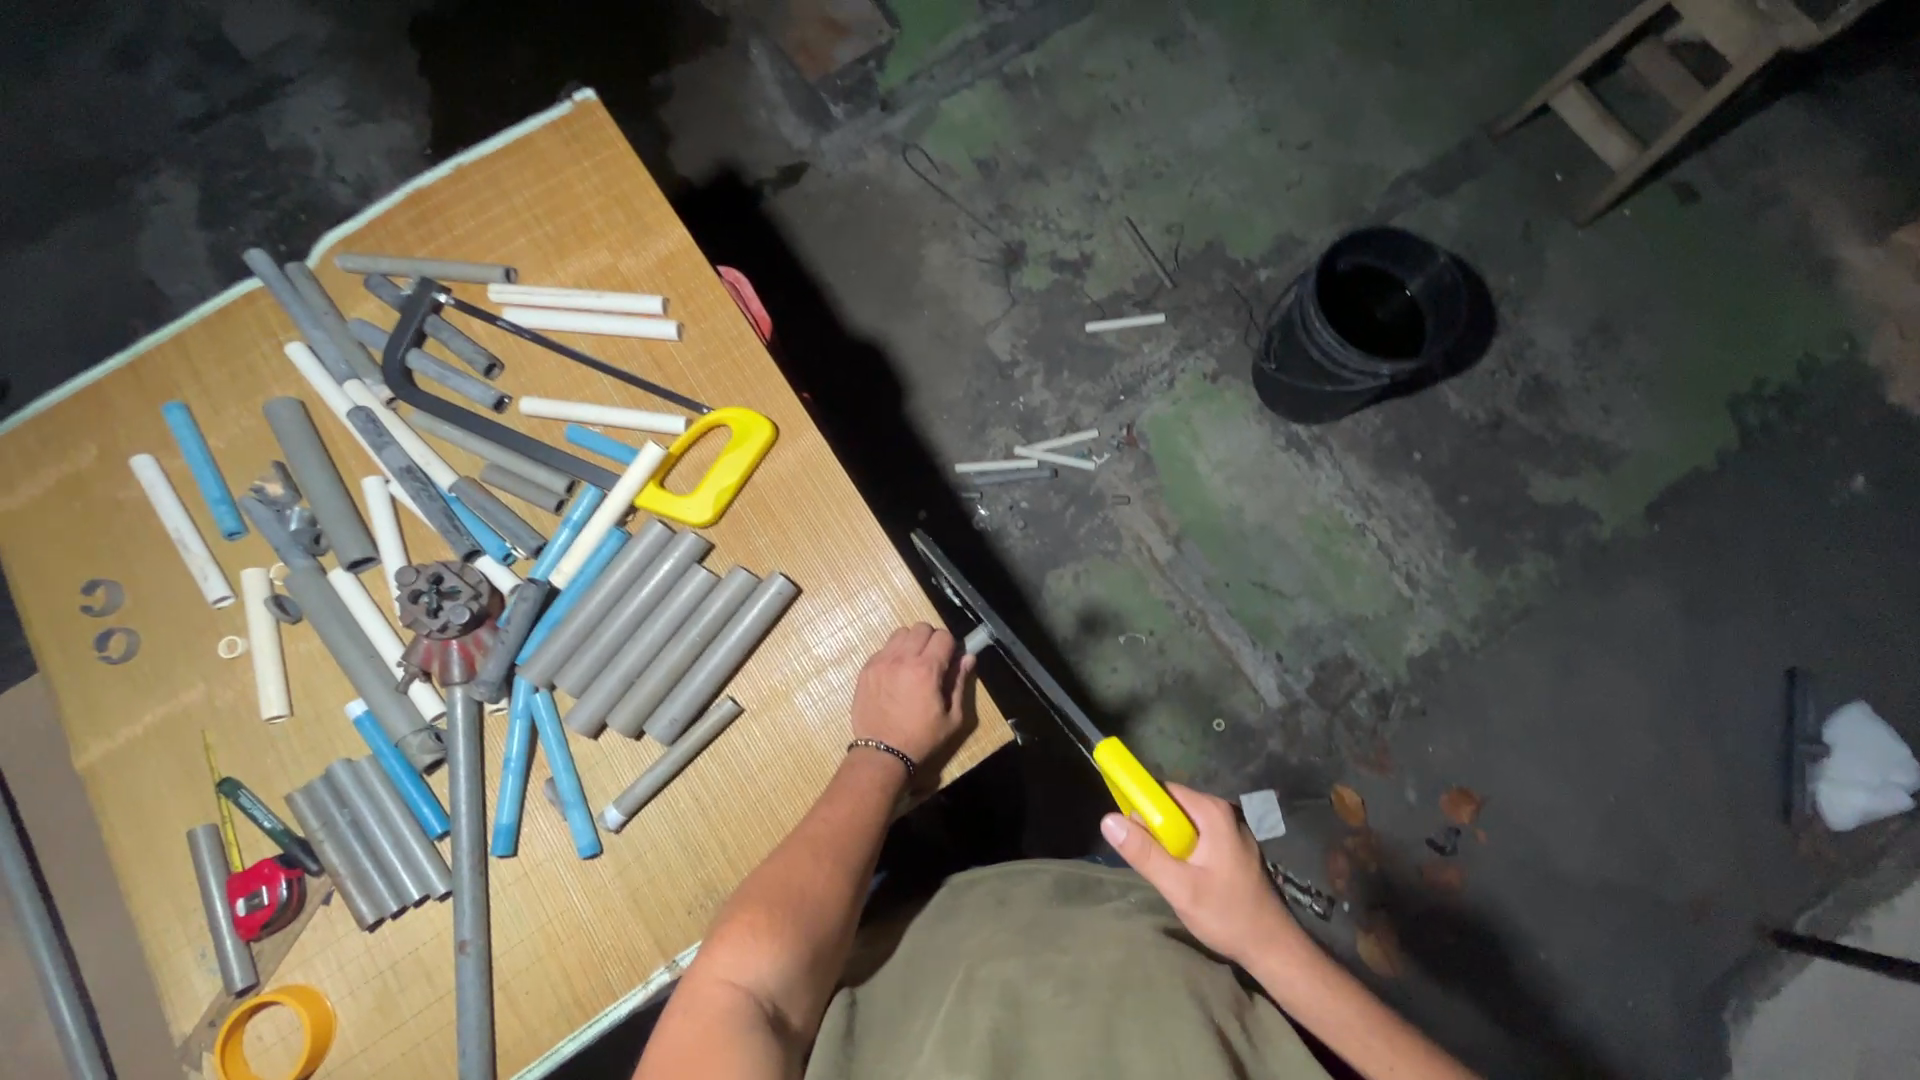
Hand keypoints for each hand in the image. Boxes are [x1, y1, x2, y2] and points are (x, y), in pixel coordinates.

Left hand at [849, 623, 972, 765]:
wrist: (882, 753)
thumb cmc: (922, 738)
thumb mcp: (952, 717)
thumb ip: (960, 683)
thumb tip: (968, 658)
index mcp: (927, 670)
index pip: (944, 636)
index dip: (951, 647)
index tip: (950, 661)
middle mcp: (902, 659)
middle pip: (922, 627)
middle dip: (932, 640)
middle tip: (933, 661)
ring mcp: (881, 662)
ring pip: (900, 633)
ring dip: (911, 643)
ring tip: (913, 664)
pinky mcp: (866, 669)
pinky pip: (884, 648)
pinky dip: (893, 654)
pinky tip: (896, 674)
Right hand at [1102, 784, 1305, 965]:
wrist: (1272, 948)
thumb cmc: (1226, 915)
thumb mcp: (1179, 887)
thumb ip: (1144, 853)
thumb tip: (1108, 820)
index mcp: (1212, 812)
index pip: (1163, 791)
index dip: (1141, 807)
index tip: (1130, 834)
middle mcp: (1223, 813)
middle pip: (1172, 807)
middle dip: (1155, 831)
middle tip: (1152, 863)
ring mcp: (1230, 831)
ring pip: (1183, 825)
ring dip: (1169, 845)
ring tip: (1170, 876)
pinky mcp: (1232, 848)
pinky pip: (1196, 838)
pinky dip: (1184, 853)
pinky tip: (1187, 880)